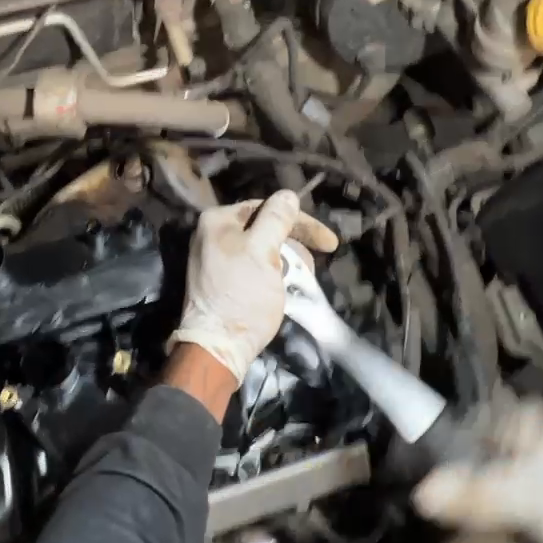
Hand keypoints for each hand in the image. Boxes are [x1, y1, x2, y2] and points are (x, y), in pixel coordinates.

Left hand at [171, 191, 337, 383]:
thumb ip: (276, 220)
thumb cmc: (242, 296)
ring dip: (286, 262)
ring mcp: (216, 258)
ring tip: (298, 281)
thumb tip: (288, 195)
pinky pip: (254, 266)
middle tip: (312, 268)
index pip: (267, 208)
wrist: (218, 347)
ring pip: (263, 249)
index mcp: (218, 220)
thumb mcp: (262, 253)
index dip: (302, 223)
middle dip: (293, 246)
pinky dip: (273, 273)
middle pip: (265, 227)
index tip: (330, 243)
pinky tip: (283, 287)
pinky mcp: (222, 280)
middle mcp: (212, 234)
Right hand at [412, 399, 542, 542]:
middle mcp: (530, 466)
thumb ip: (474, 491)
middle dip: (483, 538)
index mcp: (528, 430)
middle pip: (468, 495)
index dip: (446, 469)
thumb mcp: (541, 498)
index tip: (437, 504)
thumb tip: (418, 491)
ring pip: (487, 539)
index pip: (462, 435)